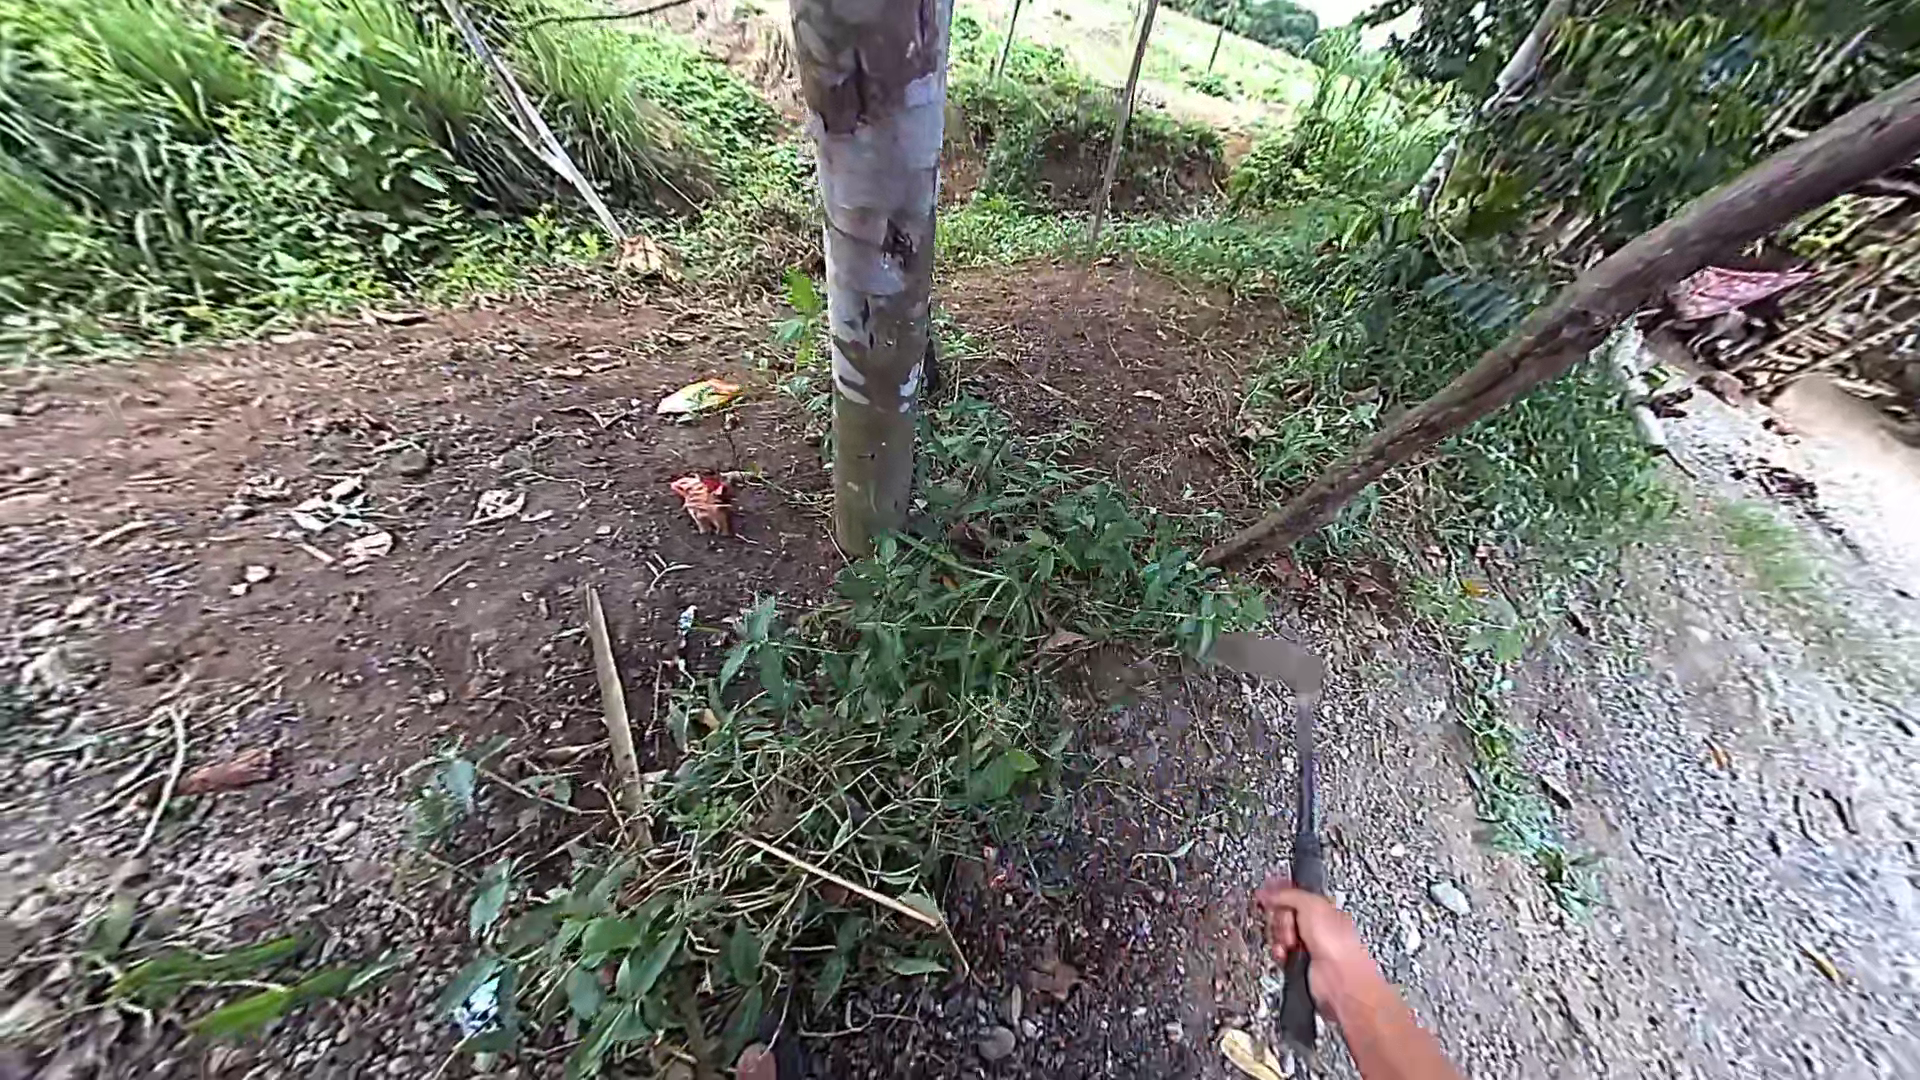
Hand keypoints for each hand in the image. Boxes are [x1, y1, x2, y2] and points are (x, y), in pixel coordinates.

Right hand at [1254, 875, 1388, 1023]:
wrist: (1342, 983)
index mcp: (1323, 908)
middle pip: (1283, 912)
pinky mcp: (1300, 963)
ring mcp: (1308, 945)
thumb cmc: (1338, 945)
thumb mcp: (1311, 904)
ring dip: (1279, 935)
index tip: (1269, 891)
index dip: (1280, 891)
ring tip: (1289, 942)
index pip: (1295, 893)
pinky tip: (1285, 953)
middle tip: (1288, 923)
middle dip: (1280, 916)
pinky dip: (1279, 951)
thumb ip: (1287, 893)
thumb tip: (1269, 891)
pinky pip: (1280, 950)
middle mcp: (1316, 926)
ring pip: (1279, 931)